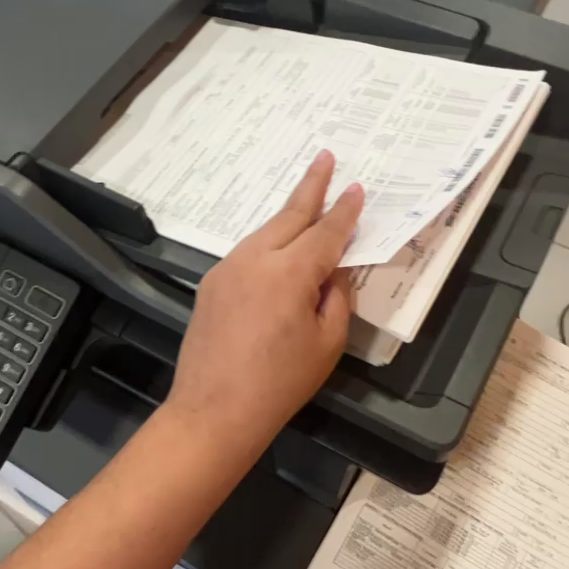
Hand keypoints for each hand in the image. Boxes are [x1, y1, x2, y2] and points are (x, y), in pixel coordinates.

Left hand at [164, 150, 363, 455]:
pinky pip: (246, 254)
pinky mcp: (211, 283)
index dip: (344, 212)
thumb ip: (336, 298)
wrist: (214, 410)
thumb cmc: (279, 384)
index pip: (326, 233)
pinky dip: (267, 245)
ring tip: (307, 200)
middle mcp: (255, 259)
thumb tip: (333, 271)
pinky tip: (277, 252)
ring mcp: (227, 269)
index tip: (357, 189)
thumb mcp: (326, 343)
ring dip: (288, 217)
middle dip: (311, 186)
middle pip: (289, 215)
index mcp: (290, 273)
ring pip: (264, 233)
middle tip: (325, 158)